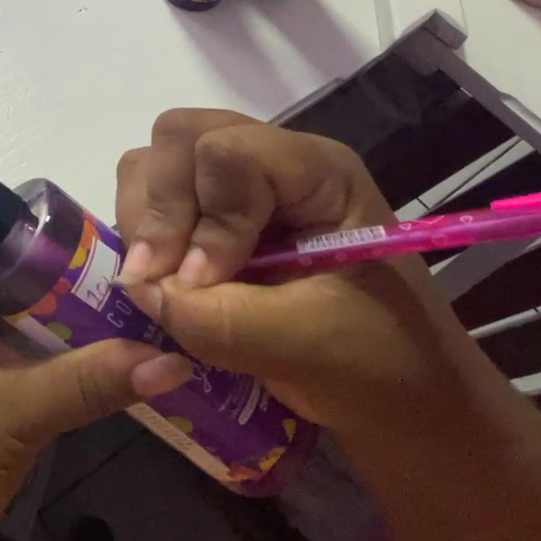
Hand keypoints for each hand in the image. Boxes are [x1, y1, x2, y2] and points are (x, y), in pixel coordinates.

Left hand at [0, 232, 194, 540]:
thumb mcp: (19, 412)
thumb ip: (92, 380)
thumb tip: (173, 357)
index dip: (37, 215)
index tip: (95, 230)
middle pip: (2, 256)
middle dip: (59, 263)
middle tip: (122, 272)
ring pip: (4, 296)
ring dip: (51, 302)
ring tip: (115, 305)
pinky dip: (36, 334)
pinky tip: (81, 349)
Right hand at [112, 109, 491, 435]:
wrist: (401, 402)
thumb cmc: (379, 370)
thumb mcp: (307, 347)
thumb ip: (220, 318)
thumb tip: (139, 288)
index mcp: (319, 173)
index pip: (228, 150)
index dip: (205, 213)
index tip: (203, 282)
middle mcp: (272, 162)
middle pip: (180, 138)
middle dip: (160, 207)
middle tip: (159, 275)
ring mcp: (236, 184)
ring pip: (154, 162)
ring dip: (144, 222)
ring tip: (160, 280)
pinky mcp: (209, 212)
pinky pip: (148, 197)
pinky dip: (140, 236)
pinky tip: (162, 280)